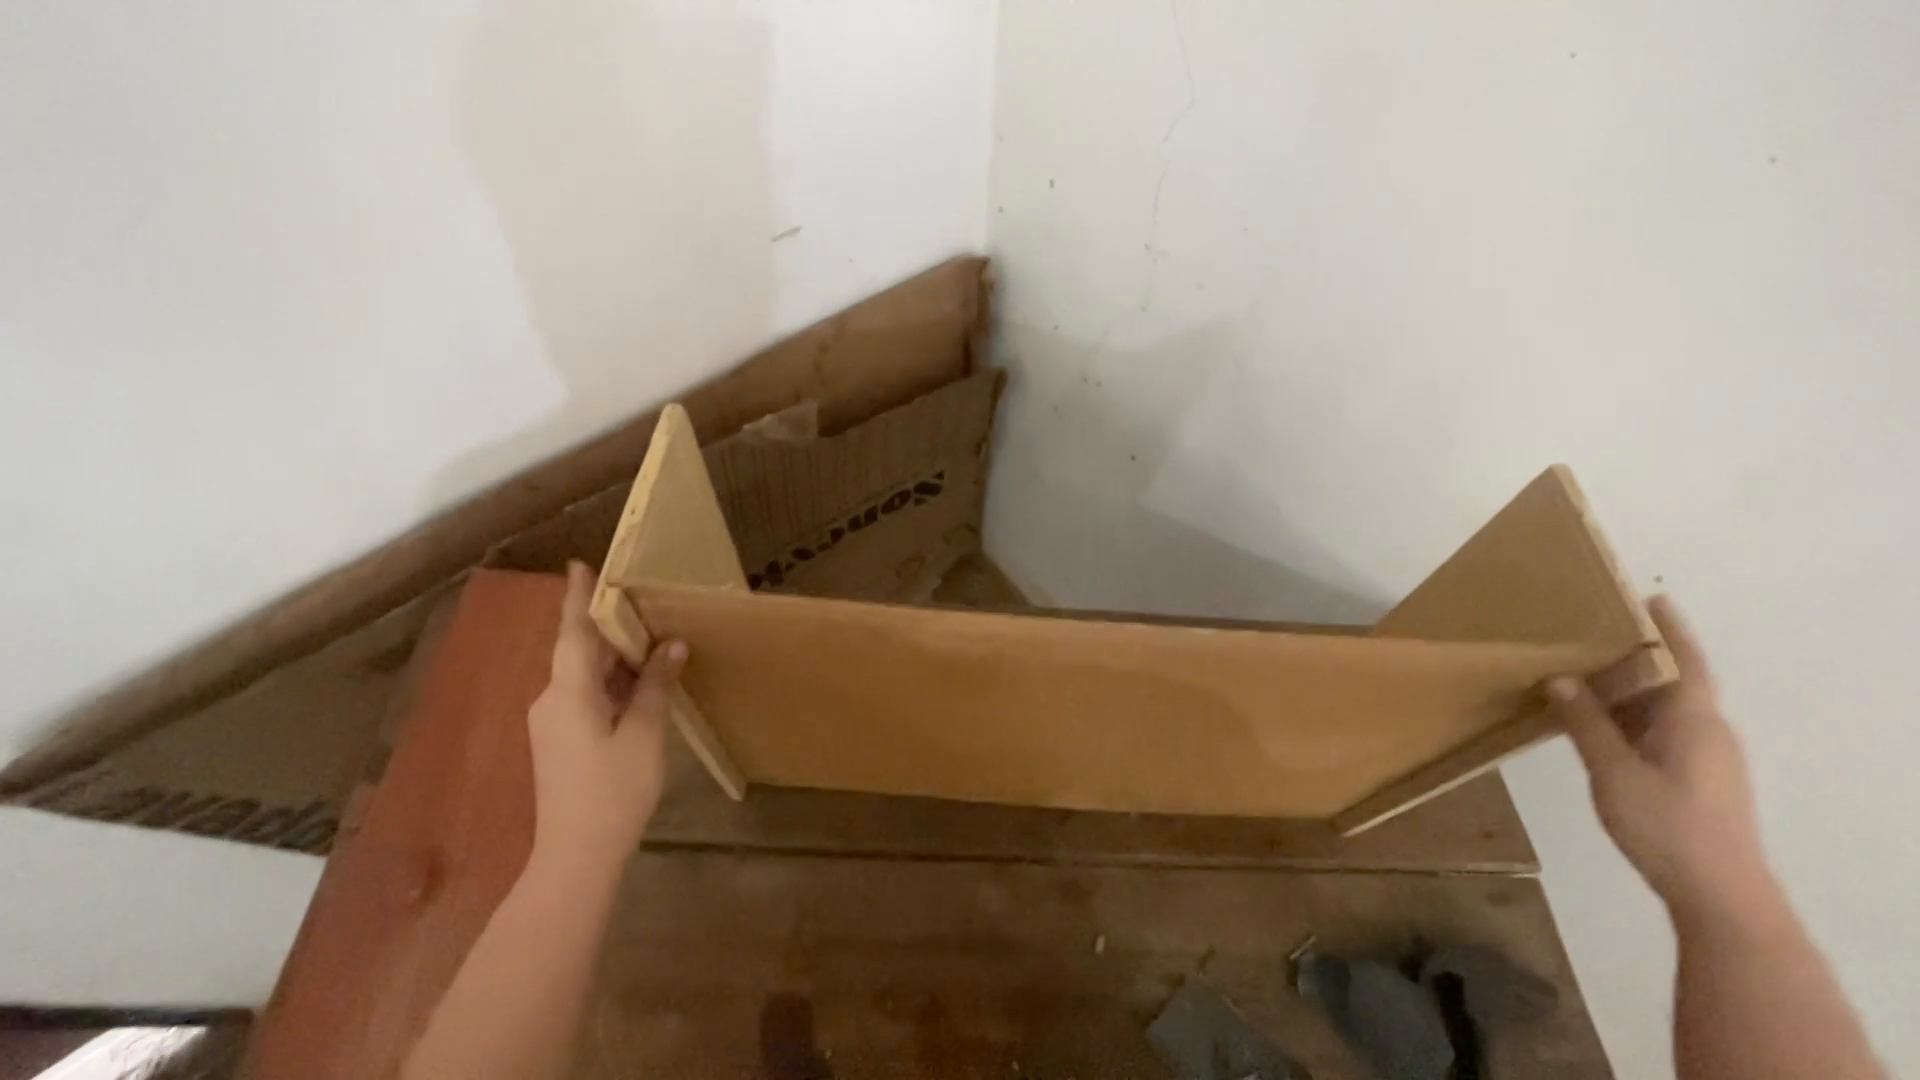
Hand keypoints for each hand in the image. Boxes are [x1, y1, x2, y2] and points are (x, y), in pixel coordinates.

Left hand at [526, 561, 686, 876]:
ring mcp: (552, 723)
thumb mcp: (645, 734)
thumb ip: (655, 686)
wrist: (576, 855)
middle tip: (644, 603)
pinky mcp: (559, 742)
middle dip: (610, 628)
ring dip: (615, 659)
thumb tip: (671, 647)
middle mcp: (551, 700)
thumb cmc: (613, 791)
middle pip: (580, 652)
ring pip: (584, 677)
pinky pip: (584, 697)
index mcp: (568, 692)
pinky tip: (640, 685)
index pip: (574, 633)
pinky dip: (611, 684)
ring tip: (652, 640)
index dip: (578, 598)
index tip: (580, 564)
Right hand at [1546, 597, 1773, 919]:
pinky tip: (1593, 726)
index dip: (1669, 629)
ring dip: (1625, 691)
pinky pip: (1658, 733)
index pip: (1685, 662)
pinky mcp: (1695, 780)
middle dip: (1633, 658)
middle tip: (1587, 634)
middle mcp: (1706, 732)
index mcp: (1695, 721)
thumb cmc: (1668, 825)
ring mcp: (1704, 759)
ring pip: (1661, 710)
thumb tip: (1561, 678)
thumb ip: (1587, 724)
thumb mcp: (1614, 772)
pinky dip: (1627, 719)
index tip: (1649, 598)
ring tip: (1579, 675)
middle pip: (1670, 683)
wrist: (1719, 894)